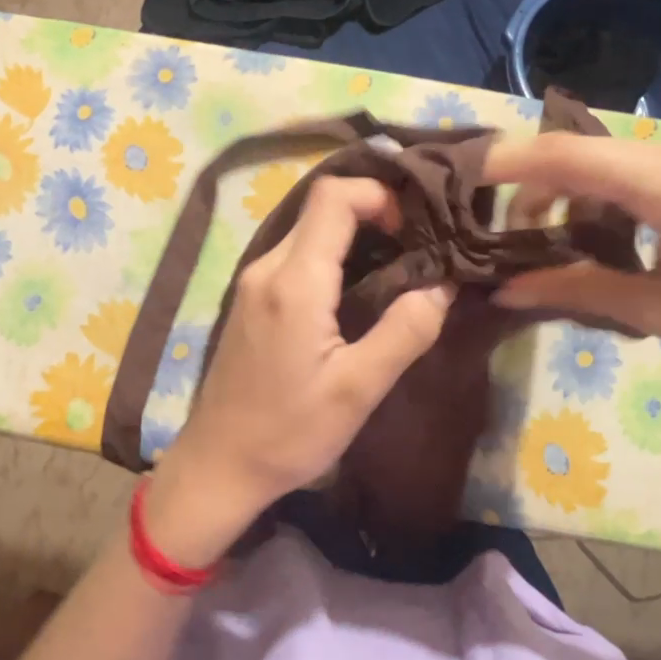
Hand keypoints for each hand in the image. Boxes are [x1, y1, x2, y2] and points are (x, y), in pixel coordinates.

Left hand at [150, 177, 453, 561]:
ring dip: (352, 235)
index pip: (333, 198)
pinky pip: (296, 256)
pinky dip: (331, 256)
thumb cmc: (289, 432)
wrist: (219, 464)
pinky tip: (358, 290)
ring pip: (308, 231)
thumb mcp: (358, 390)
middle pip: (320, 208)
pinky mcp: (251, 300)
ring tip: (397, 266)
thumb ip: (405, 331)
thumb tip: (442, 285)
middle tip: (417, 244)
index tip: (415, 226)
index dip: (378, 195)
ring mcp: (253, 282)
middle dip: (372, 212)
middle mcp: (267, 268)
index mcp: (294, 281)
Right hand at [487, 133, 660, 399]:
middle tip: (491, 233)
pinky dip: (599, 199)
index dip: (503, 162)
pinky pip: (634, 174)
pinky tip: (592, 240)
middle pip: (578, 152)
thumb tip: (502, 287)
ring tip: (539, 247)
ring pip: (604, 162)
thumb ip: (575, 289)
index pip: (564, 156)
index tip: (453, 179)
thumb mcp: (660, 312)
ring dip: (564, 195)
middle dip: (528, 186)